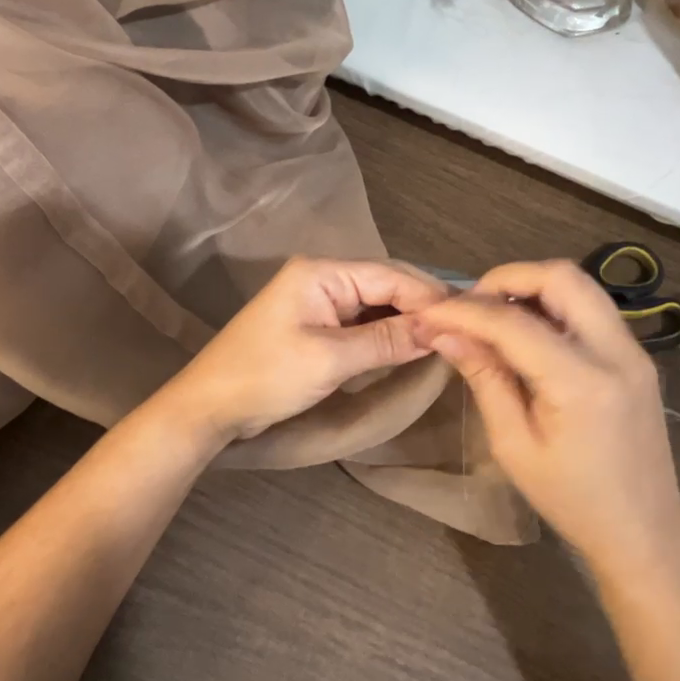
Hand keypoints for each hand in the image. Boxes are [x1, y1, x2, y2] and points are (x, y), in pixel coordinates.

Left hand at [157, 257, 450, 444]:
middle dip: (423, 307)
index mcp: (321, 272)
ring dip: (407, 321)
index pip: (391, 274)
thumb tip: (440, 329)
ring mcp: (318, 302)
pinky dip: (386, 334)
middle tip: (467, 331)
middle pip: (386, 285)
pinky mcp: (315, 326)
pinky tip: (413, 346)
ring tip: (450, 339)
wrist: (209, 407)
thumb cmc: (266, 377)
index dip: (431, 297)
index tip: (470, 320)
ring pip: (376, 304)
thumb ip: (386, 341)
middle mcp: (322, 278)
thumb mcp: (330, 360)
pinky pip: (361, 323)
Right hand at [415, 260, 679, 576]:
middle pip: (560, 276)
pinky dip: (553, 305)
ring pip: (579, 284)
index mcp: (582, 382)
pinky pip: (591, 307)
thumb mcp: (514, 445)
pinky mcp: (637, 355)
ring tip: (493, 316)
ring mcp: (634, 350)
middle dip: (506, 278)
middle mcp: (616, 352)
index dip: (465, 311)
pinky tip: (527, 333)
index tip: (429, 313)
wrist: (643, 529)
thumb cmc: (572, 499)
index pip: (513, 322)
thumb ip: (484, 378)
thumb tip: (445, 333)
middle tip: (470, 307)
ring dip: (531, 287)